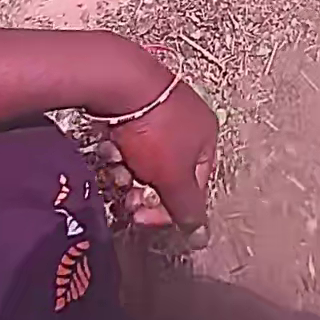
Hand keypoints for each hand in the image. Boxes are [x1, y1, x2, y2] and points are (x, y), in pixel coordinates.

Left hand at [108, 79, 218, 242]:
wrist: (124, 83)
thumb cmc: (155, 130)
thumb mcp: (172, 175)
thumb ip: (186, 208)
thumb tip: (202, 236)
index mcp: (208, 136)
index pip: (195, 186)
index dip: (168, 209)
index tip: (142, 218)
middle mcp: (191, 122)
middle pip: (170, 173)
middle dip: (146, 189)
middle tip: (127, 195)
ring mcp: (166, 111)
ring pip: (149, 158)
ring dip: (131, 171)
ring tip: (117, 166)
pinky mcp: (141, 104)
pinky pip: (135, 138)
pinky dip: (123, 149)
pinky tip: (112, 147)